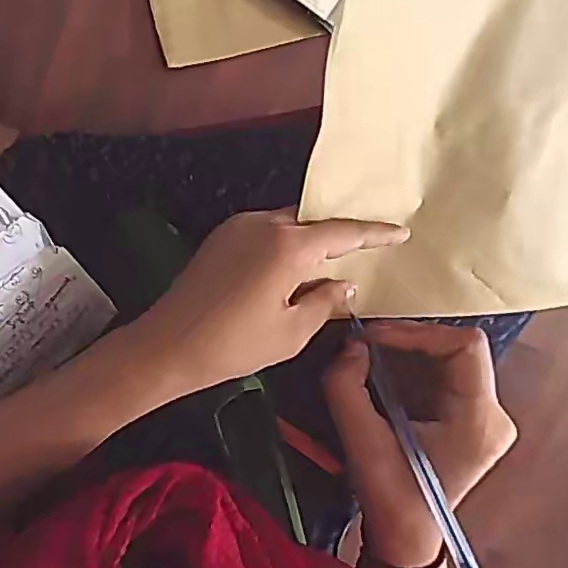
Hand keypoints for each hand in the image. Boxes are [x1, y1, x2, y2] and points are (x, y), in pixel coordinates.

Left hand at [122, 208, 407, 395]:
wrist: (167, 345)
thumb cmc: (233, 344)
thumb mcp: (291, 332)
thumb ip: (326, 302)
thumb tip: (346, 284)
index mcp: (287, 246)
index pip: (342, 232)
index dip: (374, 233)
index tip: (400, 231)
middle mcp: (263, 224)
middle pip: (313, 223)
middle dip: (339, 237)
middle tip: (365, 251)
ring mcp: (238, 226)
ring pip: (287, 225)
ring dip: (309, 242)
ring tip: (328, 265)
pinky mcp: (221, 236)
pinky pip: (265, 231)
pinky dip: (285, 244)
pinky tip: (291, 269)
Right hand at [322, 321, 516, 567]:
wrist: (406, 541)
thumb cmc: (390, 496)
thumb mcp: (360, 440)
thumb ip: (345, 385)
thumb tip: (351, 345)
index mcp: (480, 419)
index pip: (465, 345)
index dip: (417, 331)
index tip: (374, 339)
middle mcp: (492, 413)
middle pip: (454, 347)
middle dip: (405, 340)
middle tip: (364, 345)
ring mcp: (483, 416)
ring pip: (445, 357)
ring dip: (403, 353)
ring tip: (367, 360)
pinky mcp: (467, 418)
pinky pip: (439, 373)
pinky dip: (407, 367)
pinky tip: (380, 378)